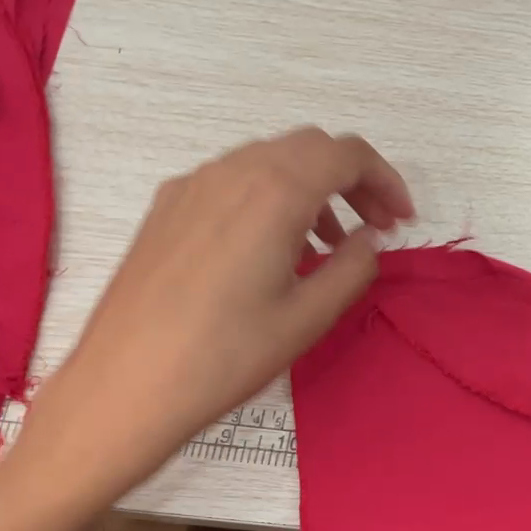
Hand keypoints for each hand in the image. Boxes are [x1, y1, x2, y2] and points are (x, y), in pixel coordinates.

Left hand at [17, 128, 413, 502]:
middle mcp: (232, 171)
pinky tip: (274, 251)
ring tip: (328, 246)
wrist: (128, 382)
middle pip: (309, 148)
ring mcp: (193, 185)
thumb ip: (354, 266)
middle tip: (375, 229)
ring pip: (269, 161)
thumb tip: (369, 239)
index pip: (347, 154)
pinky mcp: (168, 207)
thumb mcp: (310, 316)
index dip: (385, 180)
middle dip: (352, 180)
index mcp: (275, 192)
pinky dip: (272, 199)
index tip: (403, 220)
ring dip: (312, 189)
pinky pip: (235, 181)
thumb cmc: (229, 353)